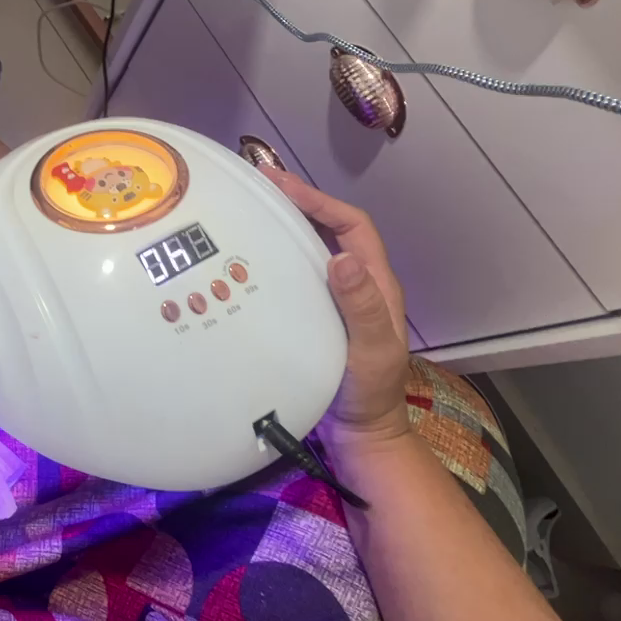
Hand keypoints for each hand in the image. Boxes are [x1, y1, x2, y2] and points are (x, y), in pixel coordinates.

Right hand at [257, 166, 412, 448]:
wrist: (359, 434)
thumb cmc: (368, 392)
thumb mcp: (371, 351)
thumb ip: (361, 306)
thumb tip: (342, 257)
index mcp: (375, 283)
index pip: (351, 225)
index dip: (320, 201)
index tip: (282, 186)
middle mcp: (355, 284)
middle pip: (327, 230)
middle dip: (296, 204)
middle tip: (256, 189)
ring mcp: (332, 301)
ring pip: (309, 251)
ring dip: (283, 229)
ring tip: (247, 215)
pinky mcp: (312, 316)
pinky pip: (293, 276)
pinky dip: (273, 260)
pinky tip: (245, 263)